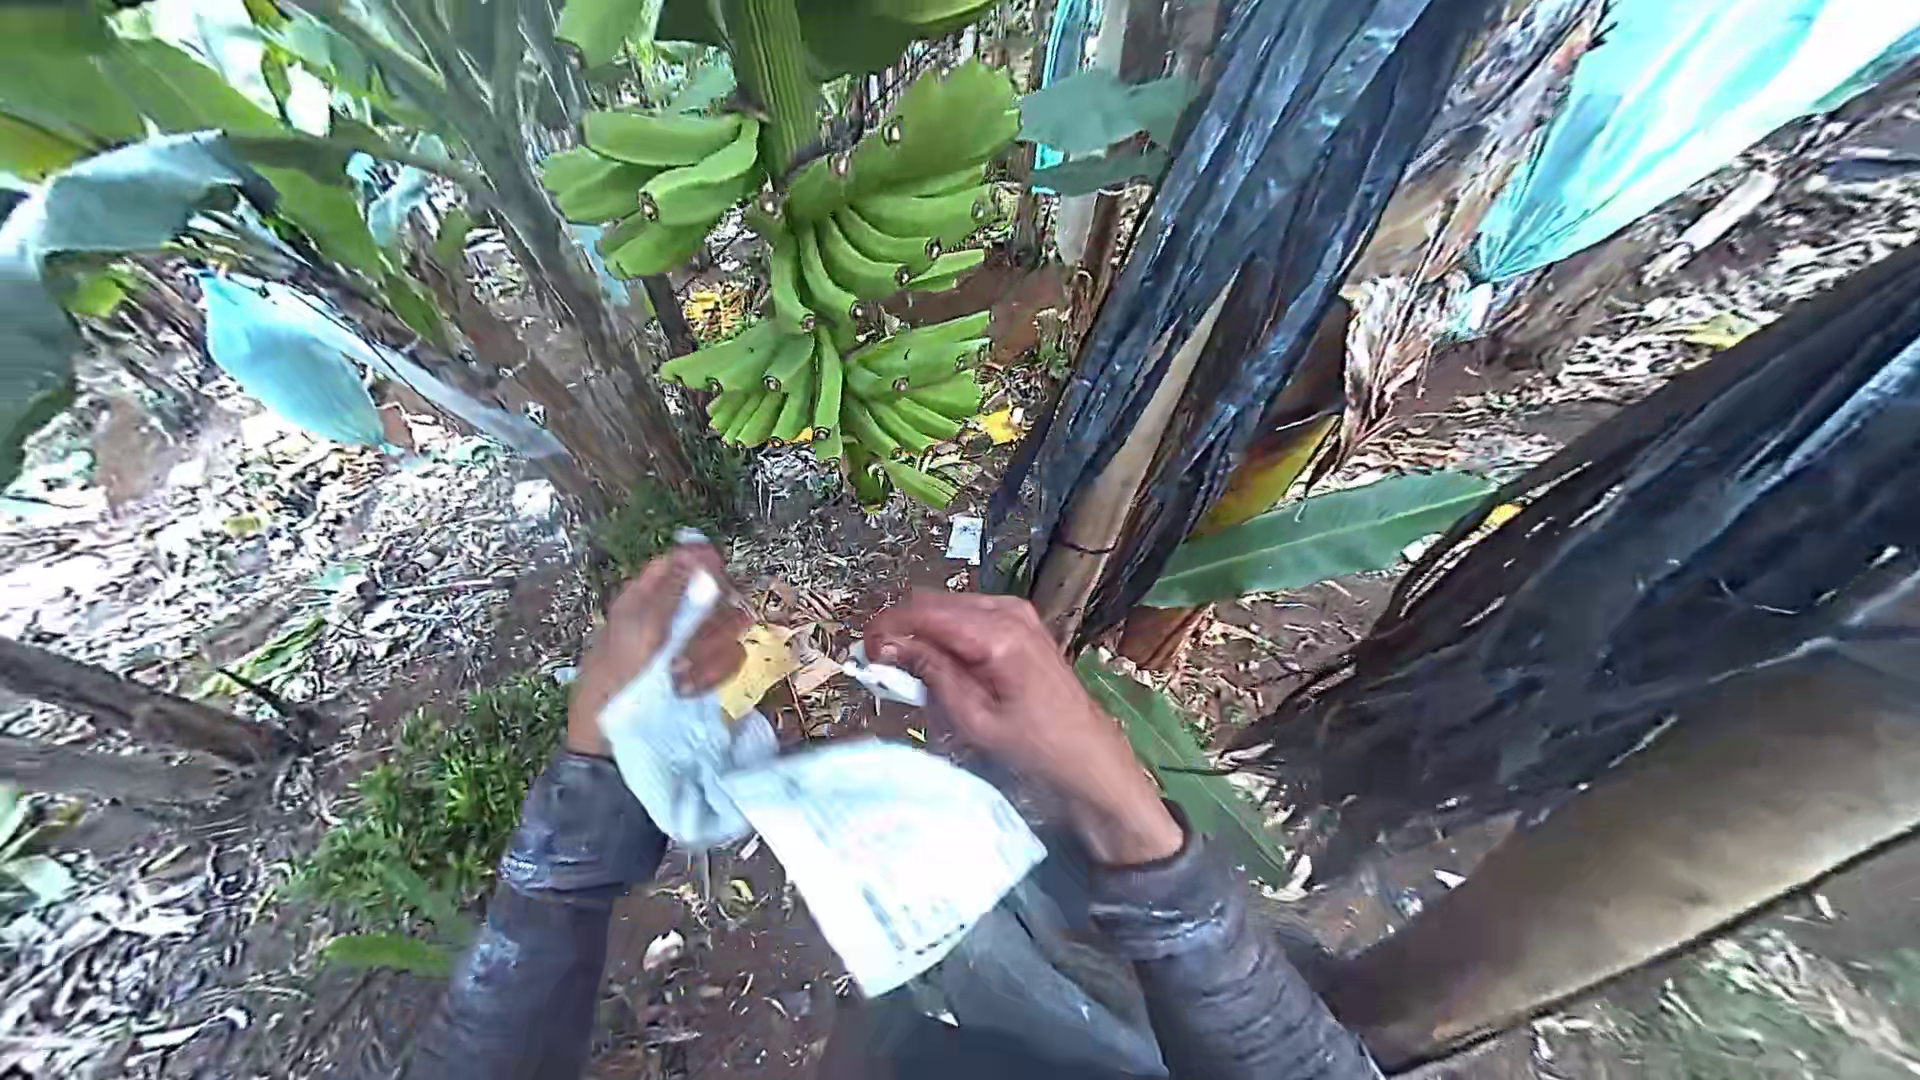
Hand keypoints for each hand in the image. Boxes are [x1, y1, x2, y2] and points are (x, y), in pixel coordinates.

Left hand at [566, 543, 749, 756]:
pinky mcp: (709, 668)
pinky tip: (690, 688)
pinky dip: (714, 673)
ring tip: (681, 673)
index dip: (703, 564)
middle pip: (717, 591)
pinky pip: (732, 656)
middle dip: (709, 616)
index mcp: (647, 597)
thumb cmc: (614, 682)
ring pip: (730, 624)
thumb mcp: (638, 631)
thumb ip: (673, 590)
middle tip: (690, 638)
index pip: (684, 561)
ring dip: (709, 650)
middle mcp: (675, 614)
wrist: (614, 743)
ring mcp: (695, 642)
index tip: (715, 578)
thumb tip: (699, 547)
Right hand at [864, 592, 1181, 865]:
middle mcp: (1008, 610)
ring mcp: (1017, 611)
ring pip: (949, 604)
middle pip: (934, 601)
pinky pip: (969, 613)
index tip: (865, 650)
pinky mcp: (1020, 620)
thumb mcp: (973, 718)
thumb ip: (931, 673)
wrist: (1086, 752)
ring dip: (922, 629)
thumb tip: (890, 646)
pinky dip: (945, 631)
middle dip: (902, 626)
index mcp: (997, 634)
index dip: (888, 627)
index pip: (925, 612)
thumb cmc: (1032, 744)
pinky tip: (939, 660)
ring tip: (906, 665)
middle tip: (880, 661)